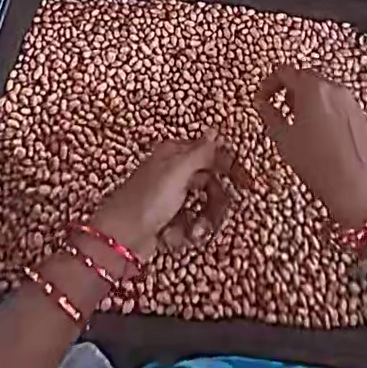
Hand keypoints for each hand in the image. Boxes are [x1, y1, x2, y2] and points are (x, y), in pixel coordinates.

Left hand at [90, 130, 243, 258]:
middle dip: (214, 203)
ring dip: (202, 222)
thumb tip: (216, 130)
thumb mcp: (178, 170)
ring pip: (203, 207)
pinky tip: (177, 238)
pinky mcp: (168, 221)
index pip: (210, 154)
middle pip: (211, 183)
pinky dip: (186, 233)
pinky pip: (190, 224)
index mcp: (175, 154)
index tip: (245, 183)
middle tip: (214, 215)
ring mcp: (171, 198)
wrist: (121, 238)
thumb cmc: (148, 198)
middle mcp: (174, 173)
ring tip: (194, 233)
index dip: (227, 168)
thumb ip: (201, 151)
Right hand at [255, 67, 366, 227]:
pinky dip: (324, 112)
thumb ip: (269, 115)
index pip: (284, 71)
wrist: (357, 189)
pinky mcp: (361, 117)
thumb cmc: (321, 165)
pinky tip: (318, 135)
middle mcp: (334, 89)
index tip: (263, 97)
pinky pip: (337, 106)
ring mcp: (351, 102)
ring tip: (297, 125)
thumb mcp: (283, 139)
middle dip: (288, 90)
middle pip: (306, 78)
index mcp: (313, 88)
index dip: (268, 84)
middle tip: (277, 108)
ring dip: (307, 101)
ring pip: (323, 92)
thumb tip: (263, 106)